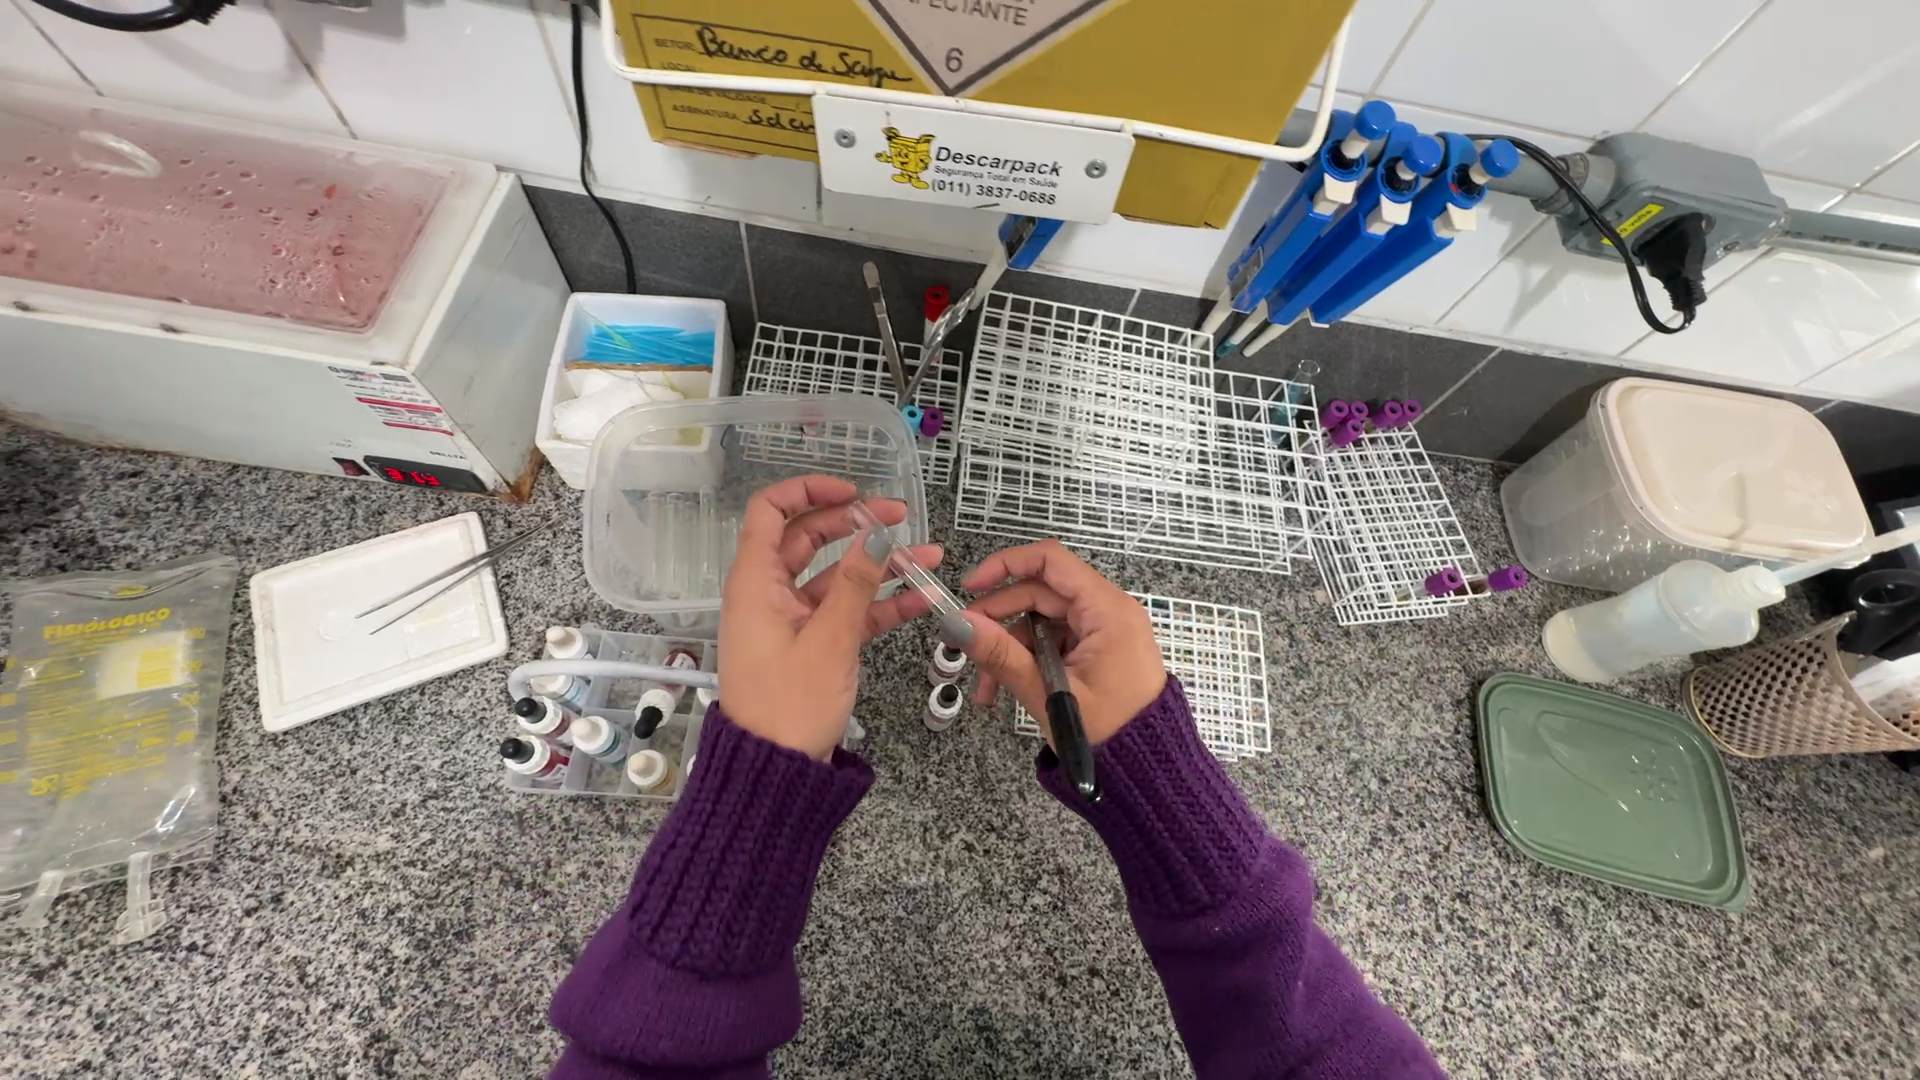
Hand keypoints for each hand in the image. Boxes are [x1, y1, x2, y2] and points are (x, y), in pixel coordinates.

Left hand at [719, 476, 940, 759]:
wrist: (775, 773)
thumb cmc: (788, 705)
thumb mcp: (829, 639)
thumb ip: (856, 582)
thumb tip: (876, 531)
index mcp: (756, 581)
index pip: (771, 512)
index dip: (810, 492)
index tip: (853, 492)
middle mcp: (770, 593)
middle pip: (809, 540)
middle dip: (856, 525)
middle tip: (899, 518)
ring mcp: (793, 619)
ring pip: (836, 577)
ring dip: (879, 567)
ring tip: (928, 557)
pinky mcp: (813, 644)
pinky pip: (847, 612)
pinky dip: (879, 604)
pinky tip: (920, 599)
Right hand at [947, 540, 1164, 746]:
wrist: (1149, 773)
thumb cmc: (1110, 734)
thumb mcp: (1050, 694)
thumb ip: (1002, 655)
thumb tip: (958, 624)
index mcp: (1107, 610)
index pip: (1050, 560)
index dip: (1006, 565)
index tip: (970, 587)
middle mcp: (1106, 611)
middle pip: (1039, 593)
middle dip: (997, 618)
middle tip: (962, 643)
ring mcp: (1101, 631)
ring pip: (1040, 621)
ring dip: (1008, 649)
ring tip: (985, 689)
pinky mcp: (1095, 650)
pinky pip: (1051, 642)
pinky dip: (1026, 661)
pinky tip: (1002, 692)